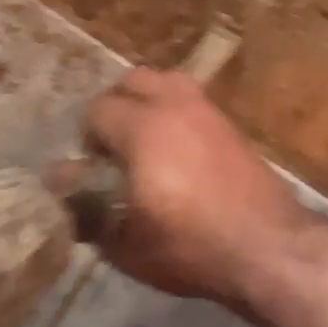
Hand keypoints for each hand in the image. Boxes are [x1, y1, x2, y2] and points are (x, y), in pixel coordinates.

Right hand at [73, 68, 310, 305]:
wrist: (268, 244)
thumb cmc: (189, 246)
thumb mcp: (125, 240)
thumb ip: (87, 205)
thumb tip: (60, 177)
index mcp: (144, 127)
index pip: (99, 110)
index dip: (88, 139)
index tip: (92, 172)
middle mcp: (176, 106)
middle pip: (134, 80)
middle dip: (116, 106)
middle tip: (114, 149)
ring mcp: (209, 111)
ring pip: (168, 83)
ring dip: (149, 102)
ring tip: (145, 145)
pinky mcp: (232, 125)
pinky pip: (193, 101)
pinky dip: (176, 113)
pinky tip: (177, 154)